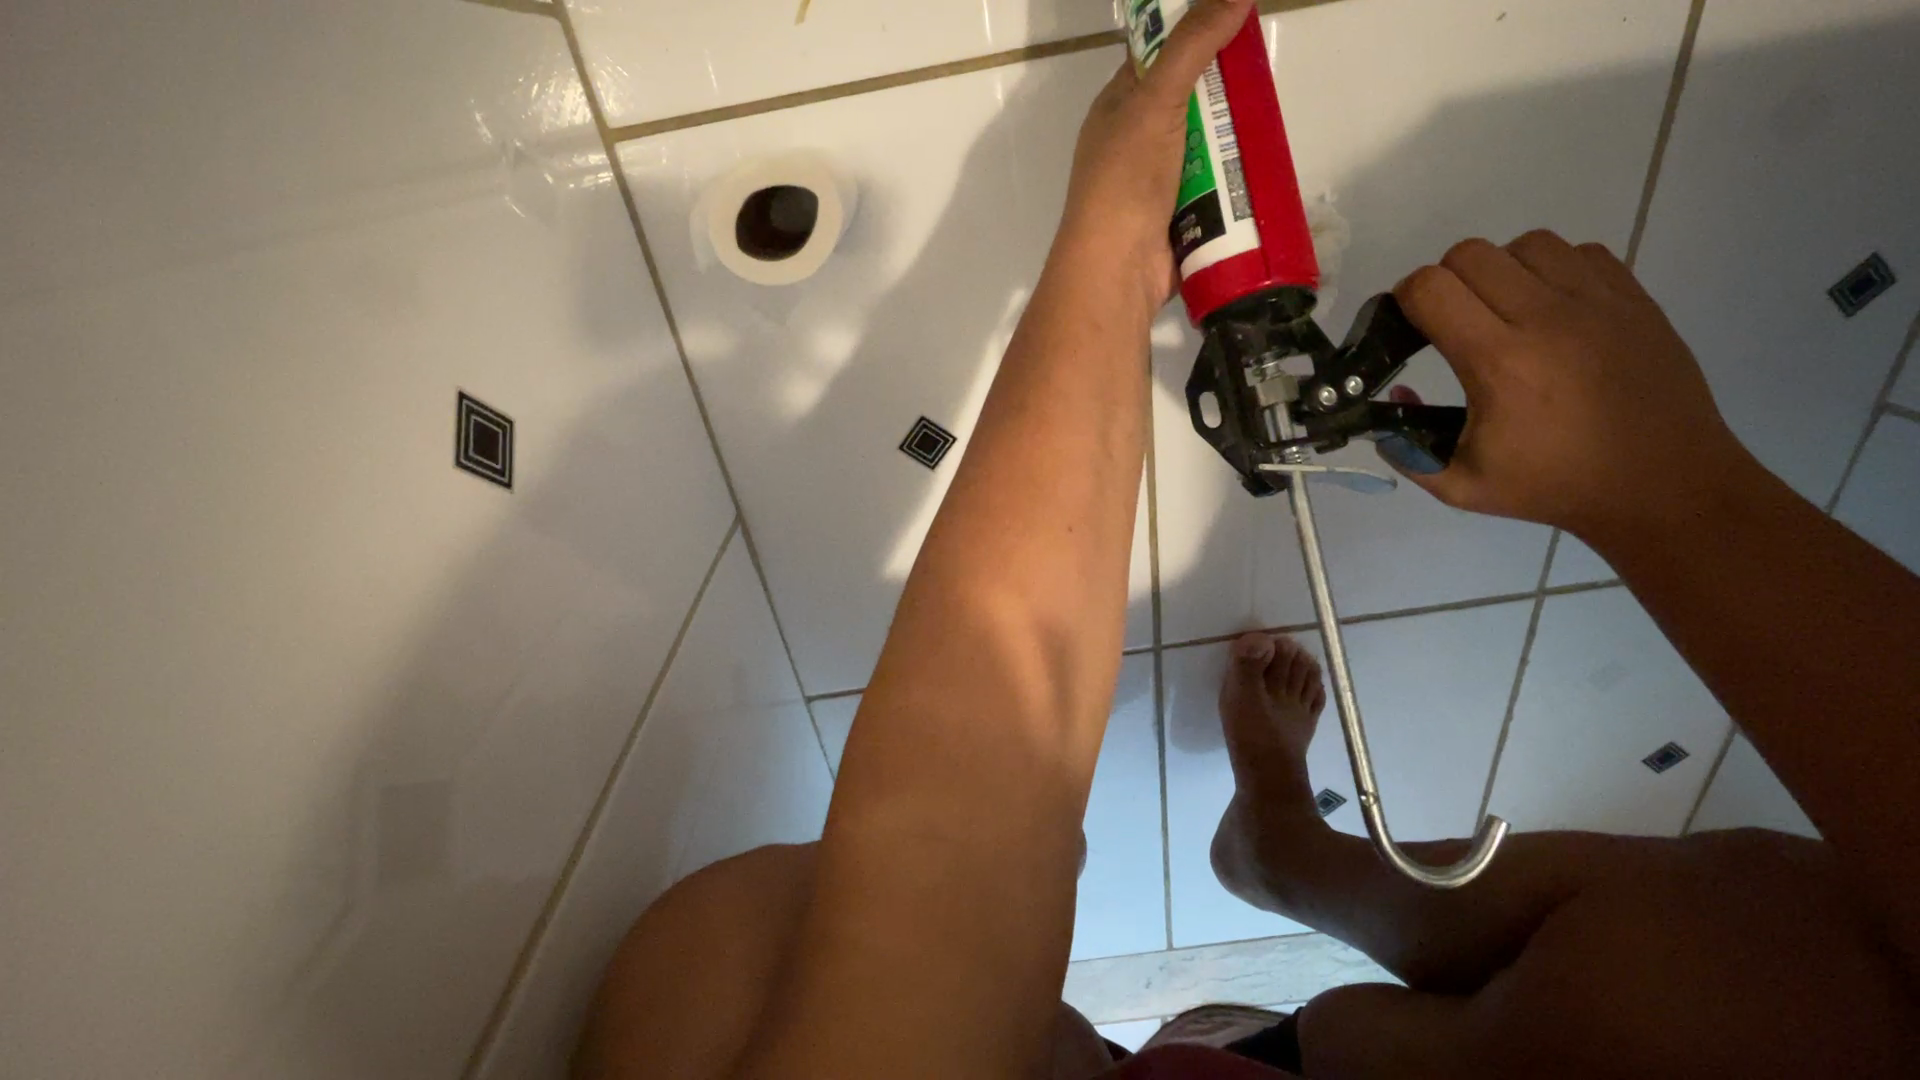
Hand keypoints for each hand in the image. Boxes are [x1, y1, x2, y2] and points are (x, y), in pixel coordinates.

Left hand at [1058, 0, 1256, 308]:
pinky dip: (1235, 185)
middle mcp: (1134, 144)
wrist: (1117, 267)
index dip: (1191, 39)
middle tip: (1259, 80)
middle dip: (1223, 96)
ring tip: (1268, 127)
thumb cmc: (1125, 178)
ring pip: (1205, 149)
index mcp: (1117, 109)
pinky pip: (1214, 192)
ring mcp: (1156, 184)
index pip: (1155, 60)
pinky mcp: (1179, 219)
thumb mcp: (1155, 99)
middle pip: (1189, 105)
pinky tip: (1262, 172)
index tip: (1234, 25)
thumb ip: (1192, 46)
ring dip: (1233, 143)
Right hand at [1389, 230, 1753, 537]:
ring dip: (1501, 270)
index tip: (1407, 327)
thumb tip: (1398, 391)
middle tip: (1449, 321)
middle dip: (1445, 281)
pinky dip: (1553, 270)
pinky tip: (1550, 310)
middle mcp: (1546, 318)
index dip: (1406, 299)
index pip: (1431, 288)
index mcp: (1498, 362)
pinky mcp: (1633, 298)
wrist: (1661, 483)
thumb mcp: (1459, 486)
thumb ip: (1406, 446)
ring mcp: (1597, 302)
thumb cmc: (1552, 487)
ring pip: (1526, 244)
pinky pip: (1579, 253)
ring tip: (1502, 311)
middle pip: (1470, 253)